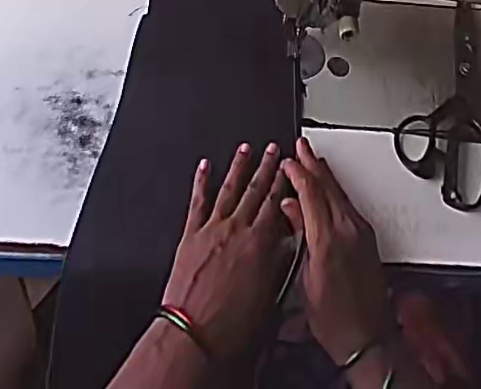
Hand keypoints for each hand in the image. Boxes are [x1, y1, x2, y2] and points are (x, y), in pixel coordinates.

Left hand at [160, 143, 292, 356]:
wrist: (192, 334)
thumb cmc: (230, 323)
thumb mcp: (268, 294)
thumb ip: (279, 261)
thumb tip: (289, 240)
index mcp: (258, 242)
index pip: (275, 203)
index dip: (283, 182)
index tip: (288, 167)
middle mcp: (236, 229)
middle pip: (255, 190)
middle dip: (266, 166)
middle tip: (273, 149)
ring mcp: (212, 228)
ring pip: (229, 188)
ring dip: (239, 166)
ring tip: (246, 148)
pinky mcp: (191, 235)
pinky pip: (197, 202)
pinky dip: (201, 181)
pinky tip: (204, 166)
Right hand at [281, 137, 391, 364]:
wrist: (368, 339)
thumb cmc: (334, 320)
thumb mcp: (305, 280)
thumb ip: (299, 236)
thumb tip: (290, 208)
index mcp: (327, 240)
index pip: (311, 193)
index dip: (298, 173)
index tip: (288, 162)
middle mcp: (347, 229)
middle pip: (328, 185)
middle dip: (312, 162)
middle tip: (301, 145)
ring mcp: (360, 231)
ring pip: (339, 191)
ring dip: (325, 172)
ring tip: (313, 158)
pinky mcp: (368, 236)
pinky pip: (348, 202)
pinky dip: (335, 188)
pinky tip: (329, 185)